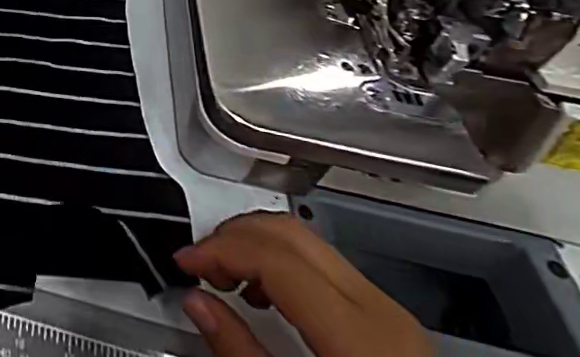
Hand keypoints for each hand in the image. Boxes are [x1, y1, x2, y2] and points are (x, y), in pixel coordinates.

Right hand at [175, 212, 433, 356]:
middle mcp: (384, 314)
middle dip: (235, 236)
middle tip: (200, 262)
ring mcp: (393, 315)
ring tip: (225, 276)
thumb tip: (198, 304)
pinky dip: (285, 264)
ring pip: (308, 242)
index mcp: (361, 338)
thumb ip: (241, 352)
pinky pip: (327, 267)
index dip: (219, 250)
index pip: (274, 257)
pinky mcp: (393, 324)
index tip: (186, 261)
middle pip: (291, 233)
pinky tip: (264, 292)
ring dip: (257, 246)